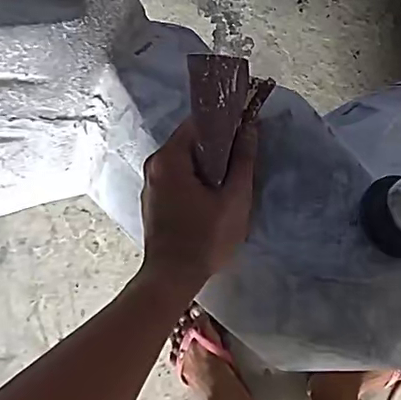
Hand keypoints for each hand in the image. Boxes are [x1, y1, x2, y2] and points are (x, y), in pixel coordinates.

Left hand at [138, 118, 256, 285]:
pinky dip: (195, 179)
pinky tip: (212, 196)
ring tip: (230, 180)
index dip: (224, 122)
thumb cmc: (205, 238)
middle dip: (217, 147)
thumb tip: (249, 127)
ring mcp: (151, 183)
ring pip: (184, 161)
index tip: (245, 129)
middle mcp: (154, 165)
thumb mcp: (234, 198)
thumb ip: (243, 160)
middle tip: (242, 159)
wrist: (173, 277)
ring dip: (207, 165)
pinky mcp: (153, 200)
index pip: (197, 122)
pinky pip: (177, 177)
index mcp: (169, 158)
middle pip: (189, 141)